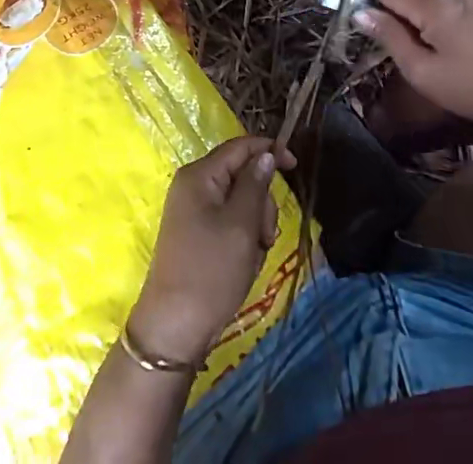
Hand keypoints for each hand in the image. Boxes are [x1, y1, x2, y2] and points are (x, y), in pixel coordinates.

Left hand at [128, 137, 294, 365]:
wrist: (176, 326)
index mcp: (199, 175)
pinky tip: (245, 262)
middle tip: (265, 235)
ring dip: (256, 224)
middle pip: (242, 175)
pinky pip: (230, 222)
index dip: (269, 151)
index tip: (296, 167)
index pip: (240, 147)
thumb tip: (265, 155)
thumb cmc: (211, 270)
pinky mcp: (196, 233)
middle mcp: (193, 186)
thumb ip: (255, 184)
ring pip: (240, 201)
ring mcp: (193, 210)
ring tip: (254, 254)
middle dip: (262, 201)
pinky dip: (244, 238)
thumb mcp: (241, 224)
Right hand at [356, 0, 472, 129]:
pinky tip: (459, 47)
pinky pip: (456, 5)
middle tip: (412, 53)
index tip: (380, 37)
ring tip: (438, 52)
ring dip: (426, 19)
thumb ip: (389, 37)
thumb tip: (361, 13)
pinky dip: (448, 19)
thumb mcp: (420, 70)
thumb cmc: (467, 89)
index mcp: (435, 5)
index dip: (378, 11)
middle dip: (403, 18)